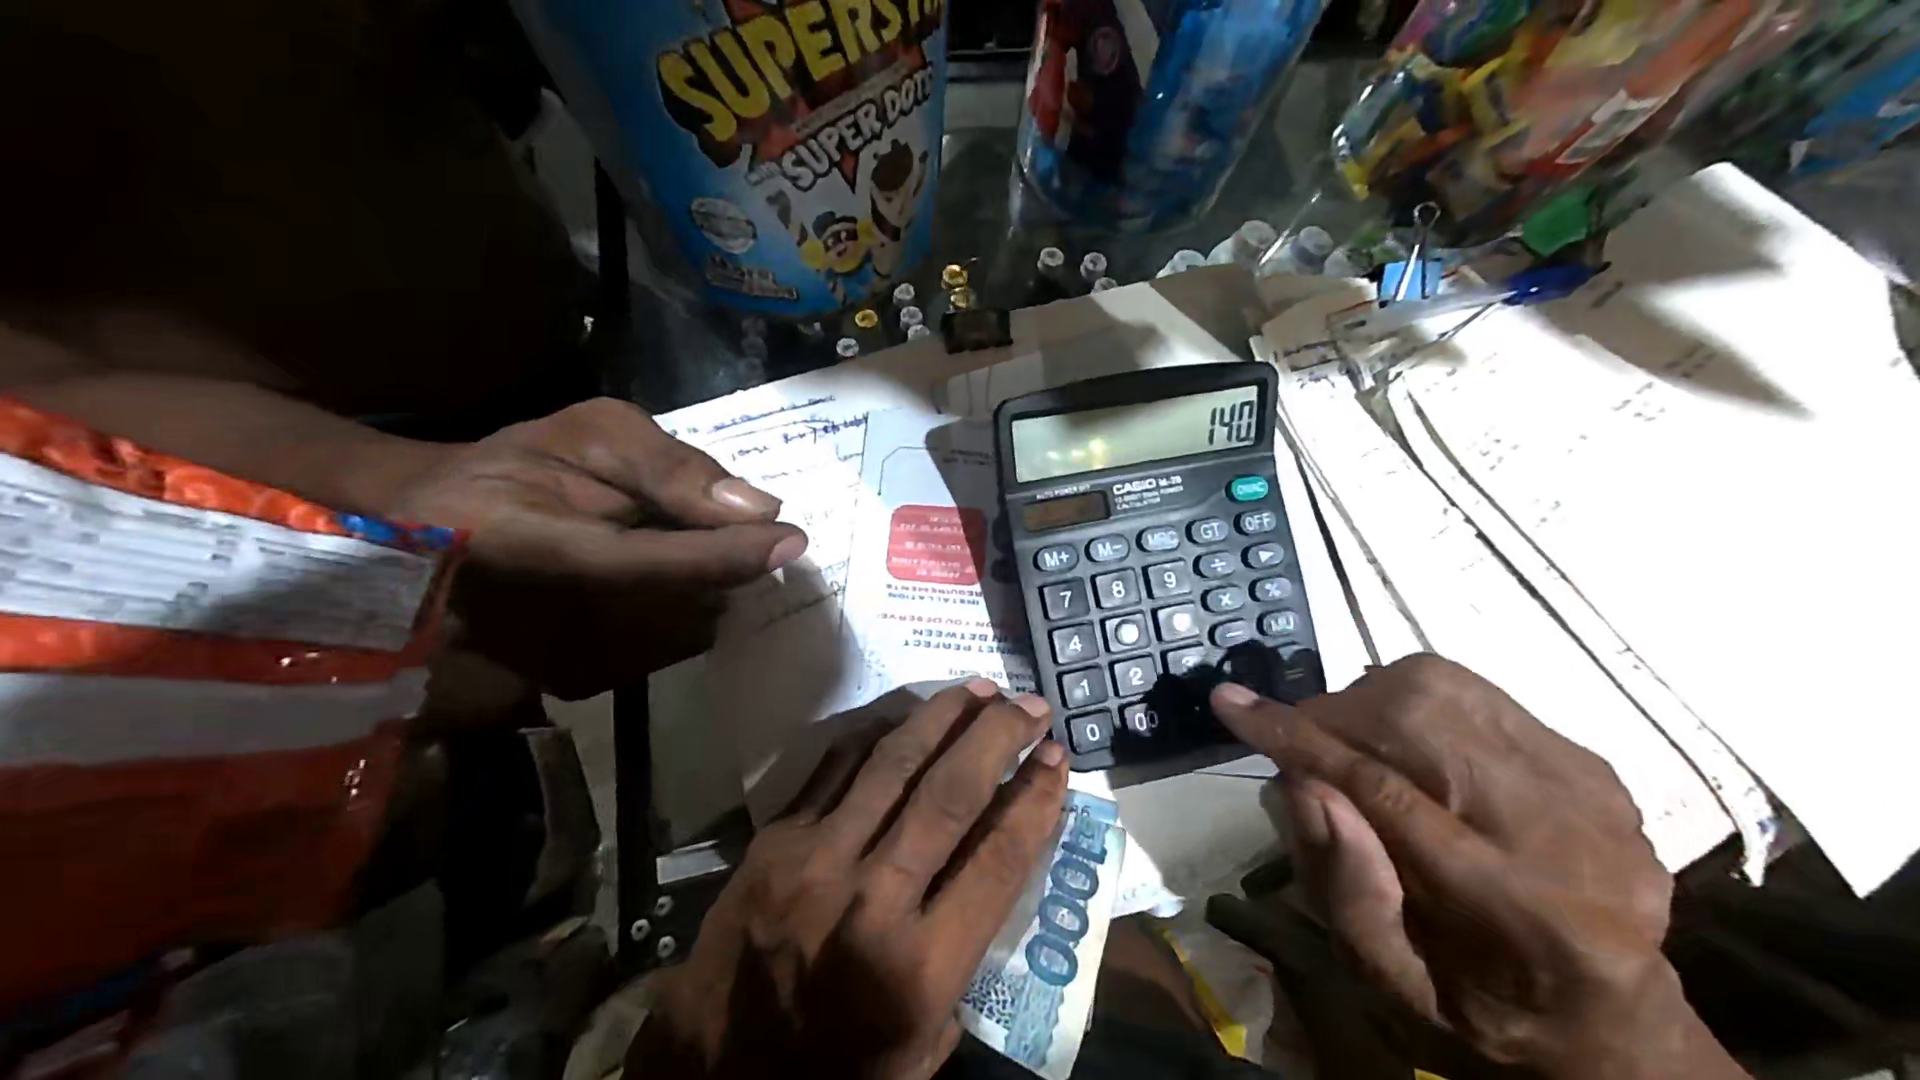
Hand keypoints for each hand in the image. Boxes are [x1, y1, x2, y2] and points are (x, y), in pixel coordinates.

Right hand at [384, 398, 806, 696]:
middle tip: (704, 522)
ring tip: (659, 546)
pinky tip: (649, 581)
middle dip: (724, 561)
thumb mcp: (590, 436)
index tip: (793, 539)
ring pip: (692, 626)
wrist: (435, 536)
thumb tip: (757, 508)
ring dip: (706, 585)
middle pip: (686, 602)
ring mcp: (561, 669)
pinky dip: (686, 607)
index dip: (725, 554)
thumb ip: (669, 467)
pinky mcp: (580, 687)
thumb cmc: (517, 472)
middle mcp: (541, 628)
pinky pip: (675, 643)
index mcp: (525, 547)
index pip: (647, 563)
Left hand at [630, 682, 1069, 1079]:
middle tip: (1030, 705)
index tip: (1058, 757)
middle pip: (950, 794)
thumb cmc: (835, 1070)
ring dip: (943, 717)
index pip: (997, 858)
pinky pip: (836, 767)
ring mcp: (814, 860)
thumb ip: (967, 955)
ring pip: (893, 764)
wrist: (711, 1071)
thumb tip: (999, 859)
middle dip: (998, 737)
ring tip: (979, 688)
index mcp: (918, 969)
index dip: (1035, 798)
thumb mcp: (924, 1046)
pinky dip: (879, 734)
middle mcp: (870, 902)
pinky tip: (908, 714)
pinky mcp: (775, 840)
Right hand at [1211, 655, 1748, 1079]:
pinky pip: (1477, 693)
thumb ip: (1342, 887)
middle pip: (1421, 719)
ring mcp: (1592, 793)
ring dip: (1371, 700)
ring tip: (1350, 741)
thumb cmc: (1479, 1014)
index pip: (1385, 792)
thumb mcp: (1390, 986)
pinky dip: (1416, 702)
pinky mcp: (1594, 767)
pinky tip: (1405, 744)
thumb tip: (1298, 781)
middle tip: (1300, 740)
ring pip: (1448, 688)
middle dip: (1334, 713)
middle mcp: (1570, 836)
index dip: (1298, 739)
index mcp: (1518, 912)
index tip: (1229, 702)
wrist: (1612, 1027)